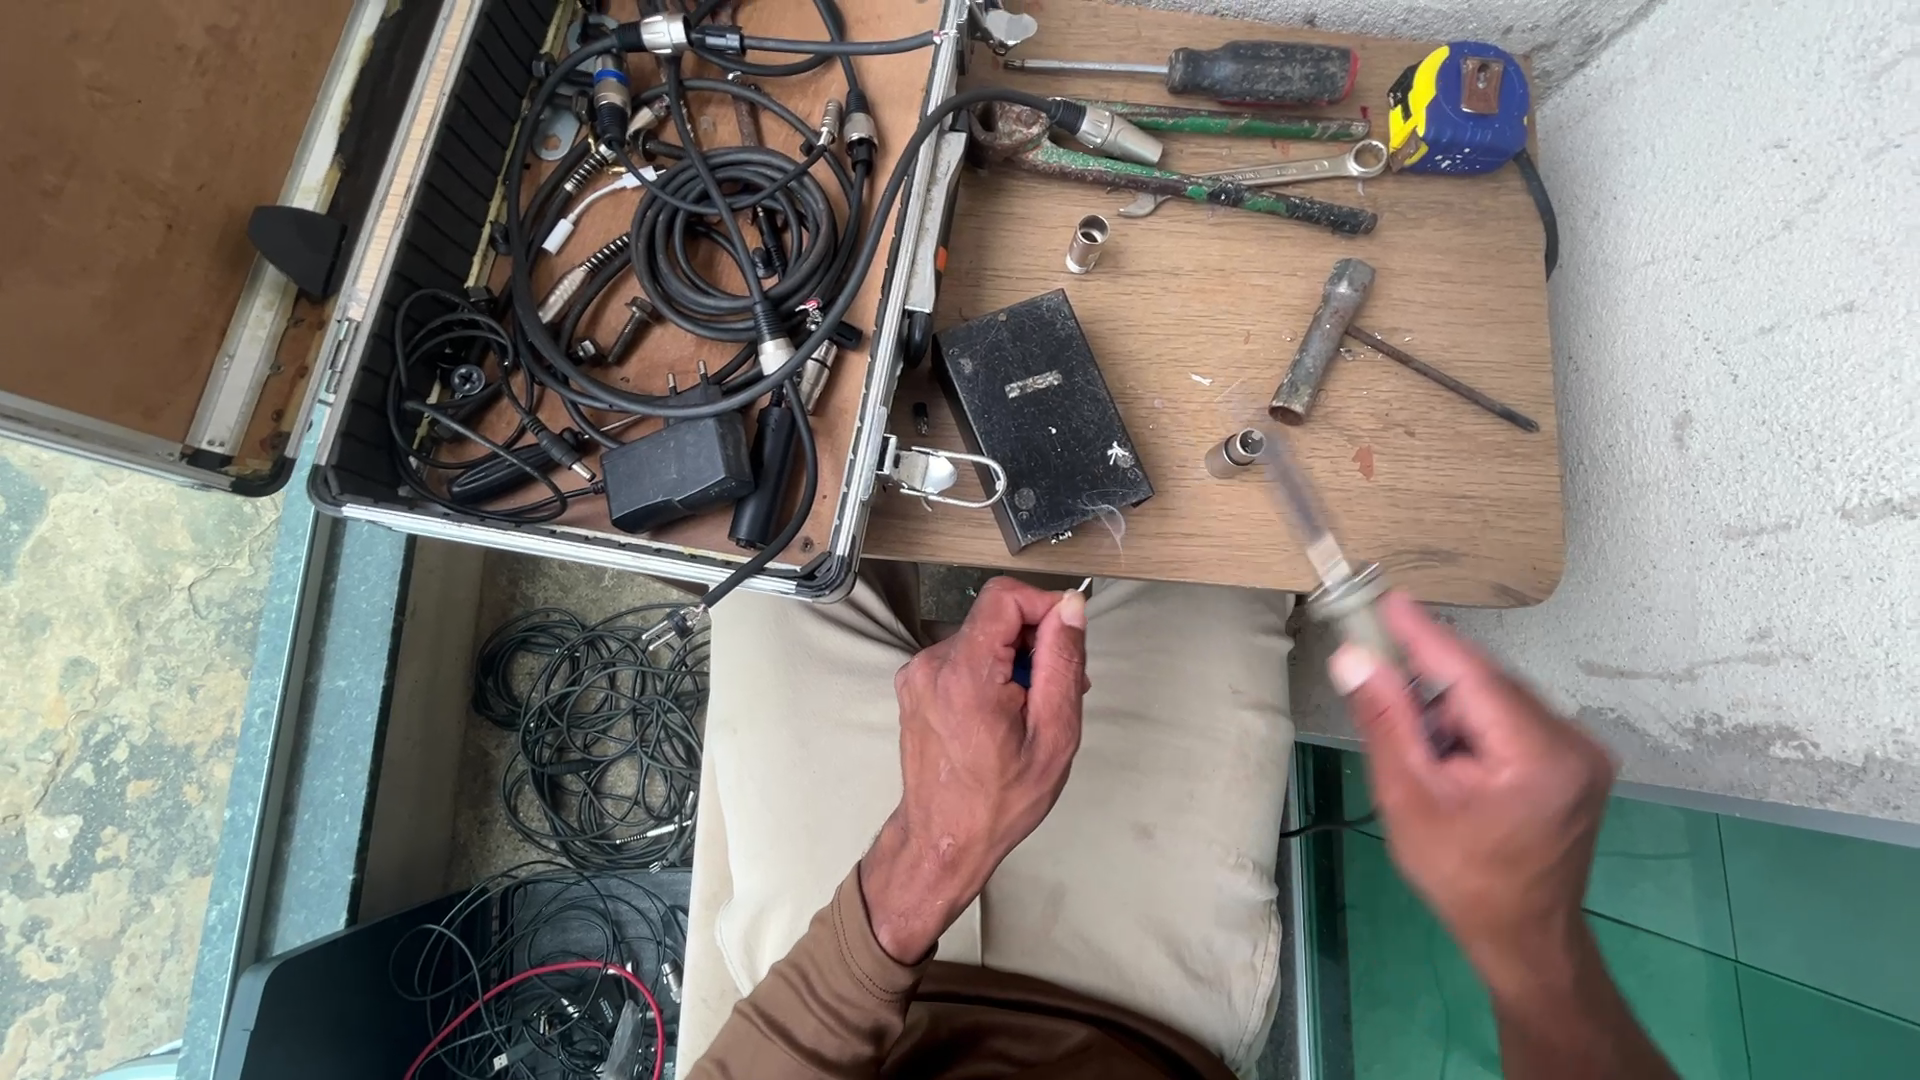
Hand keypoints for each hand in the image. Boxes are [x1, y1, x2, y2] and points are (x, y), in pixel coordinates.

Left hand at [860, 577, 1088, 962]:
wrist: (942, 840)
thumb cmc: (1000, 800)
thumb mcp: (1053, 735)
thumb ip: (1062, 663)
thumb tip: (1070, 608)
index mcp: (964, 673)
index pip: (1004, 596)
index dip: (1044, 604)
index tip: (1068, 635)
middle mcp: (932, 664)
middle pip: (994, 617)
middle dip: (1034, 641)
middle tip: (1060, 688)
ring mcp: (917, 673)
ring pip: (981, 637)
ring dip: (1014, 660)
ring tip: (1032, 708)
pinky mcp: (914, 683)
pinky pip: (962, 656)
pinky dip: (989, 671)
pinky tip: (1004, 711)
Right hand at [1329, 592, 1614, 995]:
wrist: (1520, 932)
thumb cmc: (1459, 872)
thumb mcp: (1407, 795)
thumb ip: (1385, 720)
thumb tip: (1353, 657)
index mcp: (1539, 755)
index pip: (1471, 674)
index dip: (1424, 634)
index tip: (1388, 598)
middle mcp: (1572, 742)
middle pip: (1481, 683)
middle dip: (1426, 681)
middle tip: (1374, 680)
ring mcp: (1579, 750)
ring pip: (1491, 698)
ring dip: (1443, 705)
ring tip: (1416, 747)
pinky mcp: (1570, 758)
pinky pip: (1504, 715)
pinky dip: (1464, 720)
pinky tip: (1443, 752)